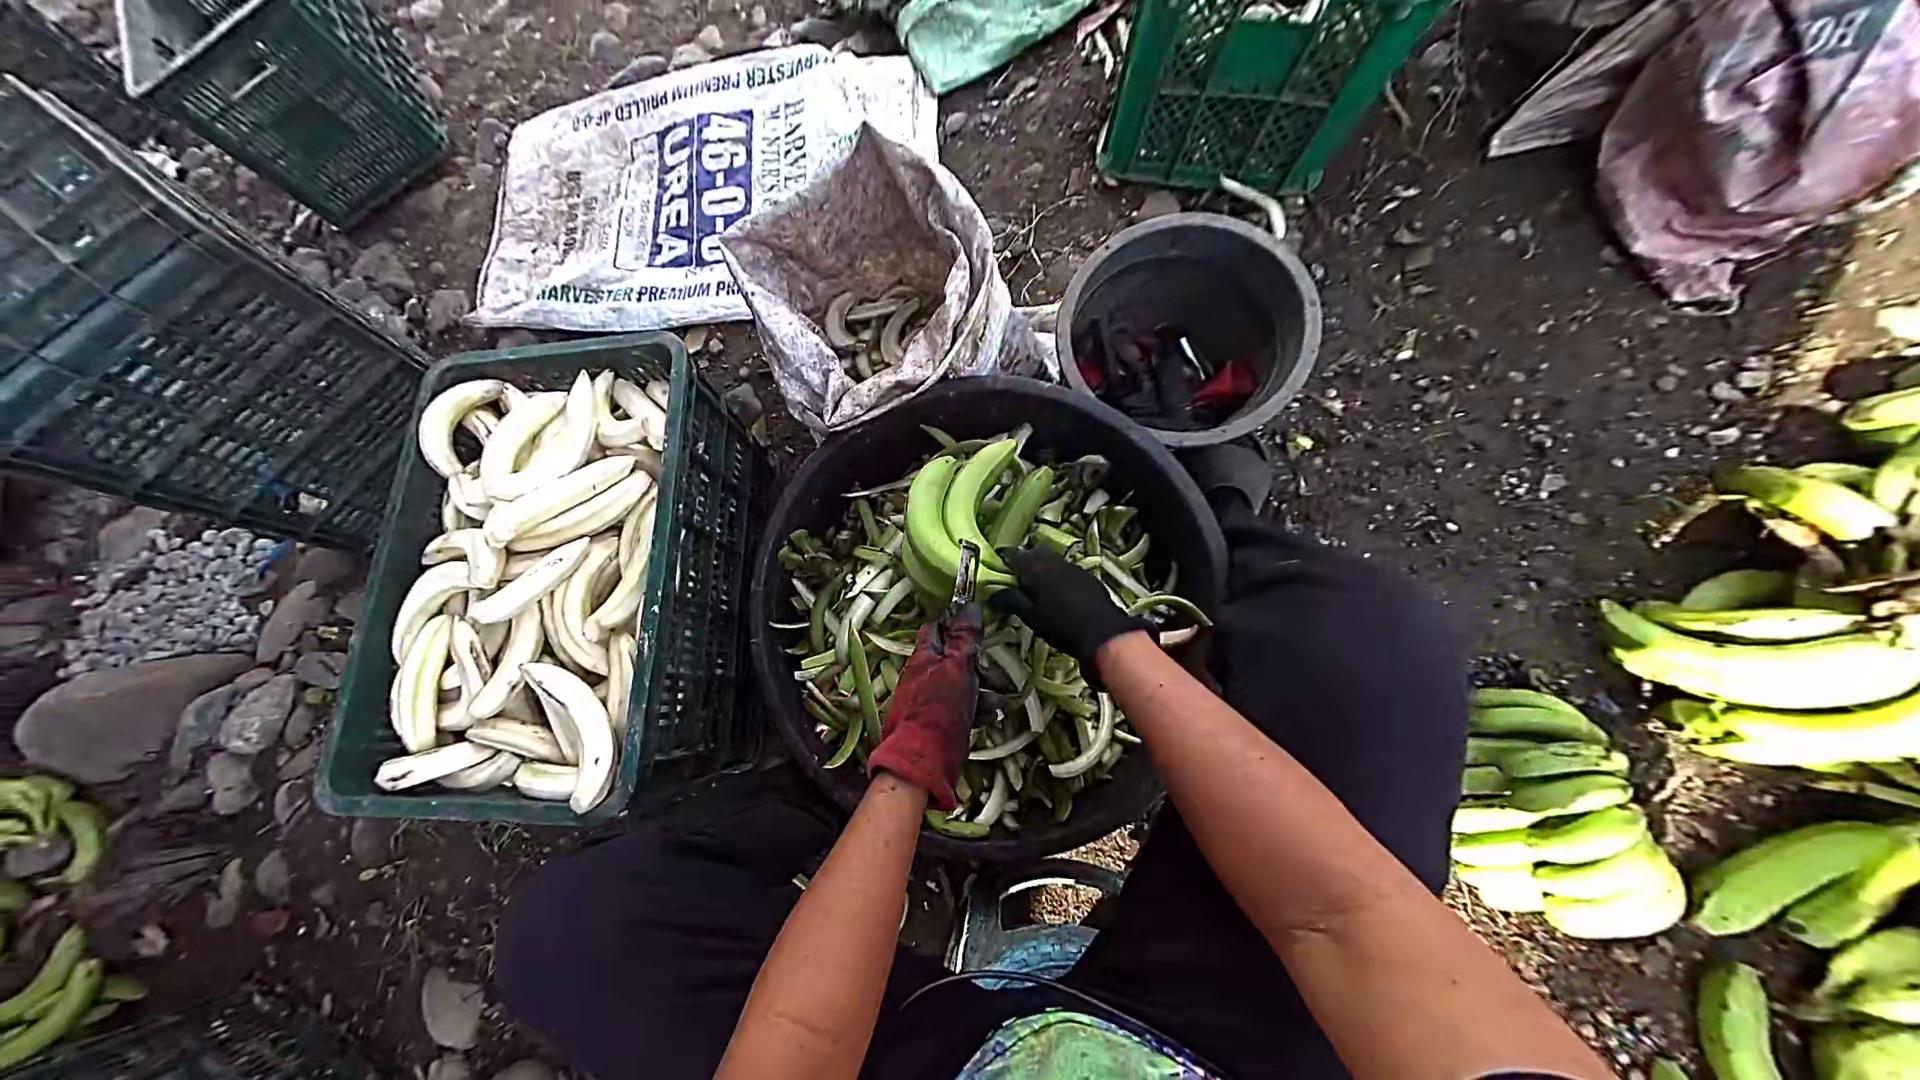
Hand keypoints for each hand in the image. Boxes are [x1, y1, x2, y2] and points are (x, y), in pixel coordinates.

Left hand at [866, 602, 981, 810]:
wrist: (923, 762)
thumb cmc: (939, 710)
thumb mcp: (958, 669)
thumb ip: (964, 639)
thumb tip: (969, 605)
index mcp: (923, 658)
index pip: (936, 628)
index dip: (955, 623)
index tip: (976, 625)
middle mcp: (922, 676)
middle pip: (952, 658)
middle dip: (976, 664)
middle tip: (995, 672)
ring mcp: (928, 700)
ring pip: (959, 684)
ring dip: (981, 689)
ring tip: (998, 699)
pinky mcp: (936, 722)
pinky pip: (959, 707)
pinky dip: (975, 708)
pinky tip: (989, 715)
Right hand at [989, 547, 1150, 673]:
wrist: (1102, 631)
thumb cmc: (1060, 624)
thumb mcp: (1030, 616)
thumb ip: (1010, 601)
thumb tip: (992, 593)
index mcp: (1034, 568)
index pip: (1013, 555)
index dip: (1004, 560)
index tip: (999, 568)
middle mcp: (1052, 561)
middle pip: (1034, 554)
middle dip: (1025, 562)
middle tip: (1018, 577)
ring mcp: (1072, 566)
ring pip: (1051, 561)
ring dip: (1042, 569)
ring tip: (1037, 586)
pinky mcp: (1087, 576)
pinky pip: (1066, 570)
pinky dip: (1058, 577)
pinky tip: (1059, 592)